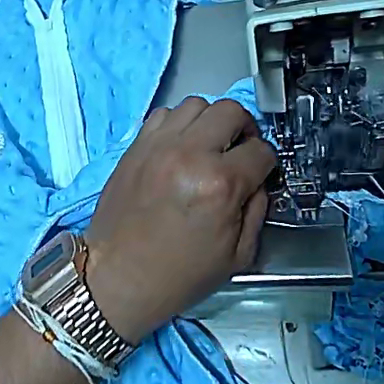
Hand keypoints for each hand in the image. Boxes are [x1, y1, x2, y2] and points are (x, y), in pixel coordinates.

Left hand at [82, 97, 276, 342]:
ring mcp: (159, 146)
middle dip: (245, 128)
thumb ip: (257, 210)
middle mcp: (189, 155)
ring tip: (210, 145)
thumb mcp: (238, 255)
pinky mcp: (136, 146)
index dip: (266, 163)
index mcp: (219, 185)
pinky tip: (182, 146)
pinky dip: (179, 124)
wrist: (117, 279)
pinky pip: (165, 113)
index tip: (260, 171)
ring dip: (211, 122)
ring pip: (197, 104)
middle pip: (231, 111)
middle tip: (241, 148)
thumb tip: (258, 181)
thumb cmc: (178, 274)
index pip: (261, 151)